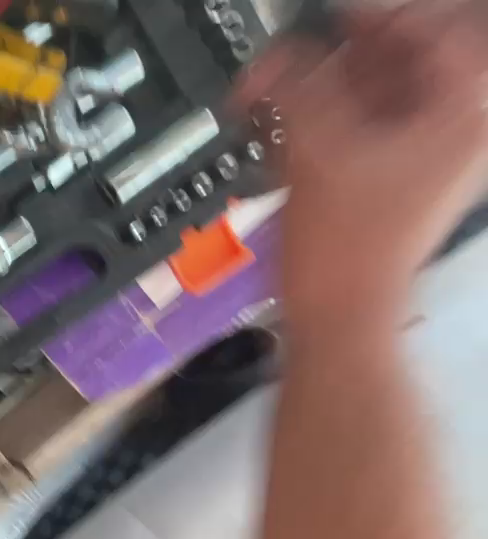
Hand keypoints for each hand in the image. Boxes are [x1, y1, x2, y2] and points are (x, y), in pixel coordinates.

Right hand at [239, 0, 487, 312]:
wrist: (341, 305)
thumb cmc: (345, 245)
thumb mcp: (314, 155)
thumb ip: (295, 95)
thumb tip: (273, 59)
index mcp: (467, 103)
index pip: (431, 28)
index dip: (373, 16)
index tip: (327, 14)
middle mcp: (465, 120)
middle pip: (413, 59)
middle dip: (349, 56)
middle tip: (299, 55)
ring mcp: (440, 149)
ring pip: (391, 95)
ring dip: (336, 89)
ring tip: (287, 91)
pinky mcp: (409, 173)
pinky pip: (377, 128)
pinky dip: (337, 121)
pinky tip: (298, 125)